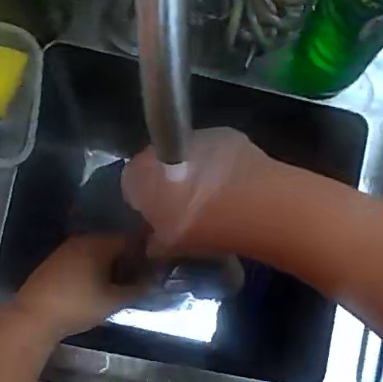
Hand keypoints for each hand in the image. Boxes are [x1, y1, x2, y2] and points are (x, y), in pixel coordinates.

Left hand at [9, 235, 150, 339]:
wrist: (33, 317)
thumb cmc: (78, 305)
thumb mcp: (113, 301)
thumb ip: (136, 289)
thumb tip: (154, 282)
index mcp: (99, 244)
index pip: (131, 240)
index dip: (146, 252)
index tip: (156, 267)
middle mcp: (82, 240)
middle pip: (113, 244)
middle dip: (129, 258)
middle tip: (141, 277)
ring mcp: (65, 250)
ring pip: (97, 252)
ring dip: (111, 264)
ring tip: (122, 283)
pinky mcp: (54, 263)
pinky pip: (83, 259)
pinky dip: (95, 268)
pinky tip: (98, 285)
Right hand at [121, 127, 281, 257]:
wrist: (252, 203)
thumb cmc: (201, 228)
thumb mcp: (170, 248)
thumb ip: (155, 244)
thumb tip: (154, 243)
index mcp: (137, 175)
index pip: (130, 188)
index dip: (144, 205)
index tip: (159, 221)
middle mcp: (158, 148)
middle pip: (157, 167)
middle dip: (168, 185)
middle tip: (186, 212)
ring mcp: (194, 136)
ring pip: (187, 156)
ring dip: (196, 173)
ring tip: (215, 201)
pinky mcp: (227, 132)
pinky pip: (216, 152)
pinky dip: (221, 166)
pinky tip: (235, 187)